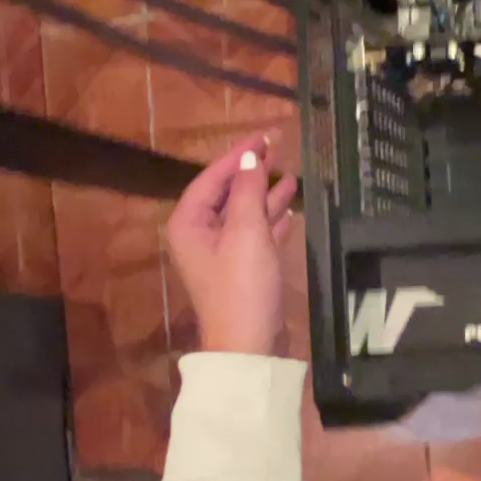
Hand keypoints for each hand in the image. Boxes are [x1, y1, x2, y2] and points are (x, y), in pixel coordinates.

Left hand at [166, 136, 299, 355]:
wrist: (250, 344)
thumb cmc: (244, 286)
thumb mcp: (246, 233)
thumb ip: (249, 192)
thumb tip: (250, 157)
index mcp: (190, 224)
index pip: (212, 179)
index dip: (237, 156)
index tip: (263, 137)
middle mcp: (202, 236)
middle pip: (227, 195)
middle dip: (252, 173)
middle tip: (278, 150)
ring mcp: (224, 255)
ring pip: (245, 215)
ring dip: (266, 196)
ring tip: (291, 177)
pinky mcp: (245, 271)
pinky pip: (258, 236)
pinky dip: (273, 222)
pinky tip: (290, 212)